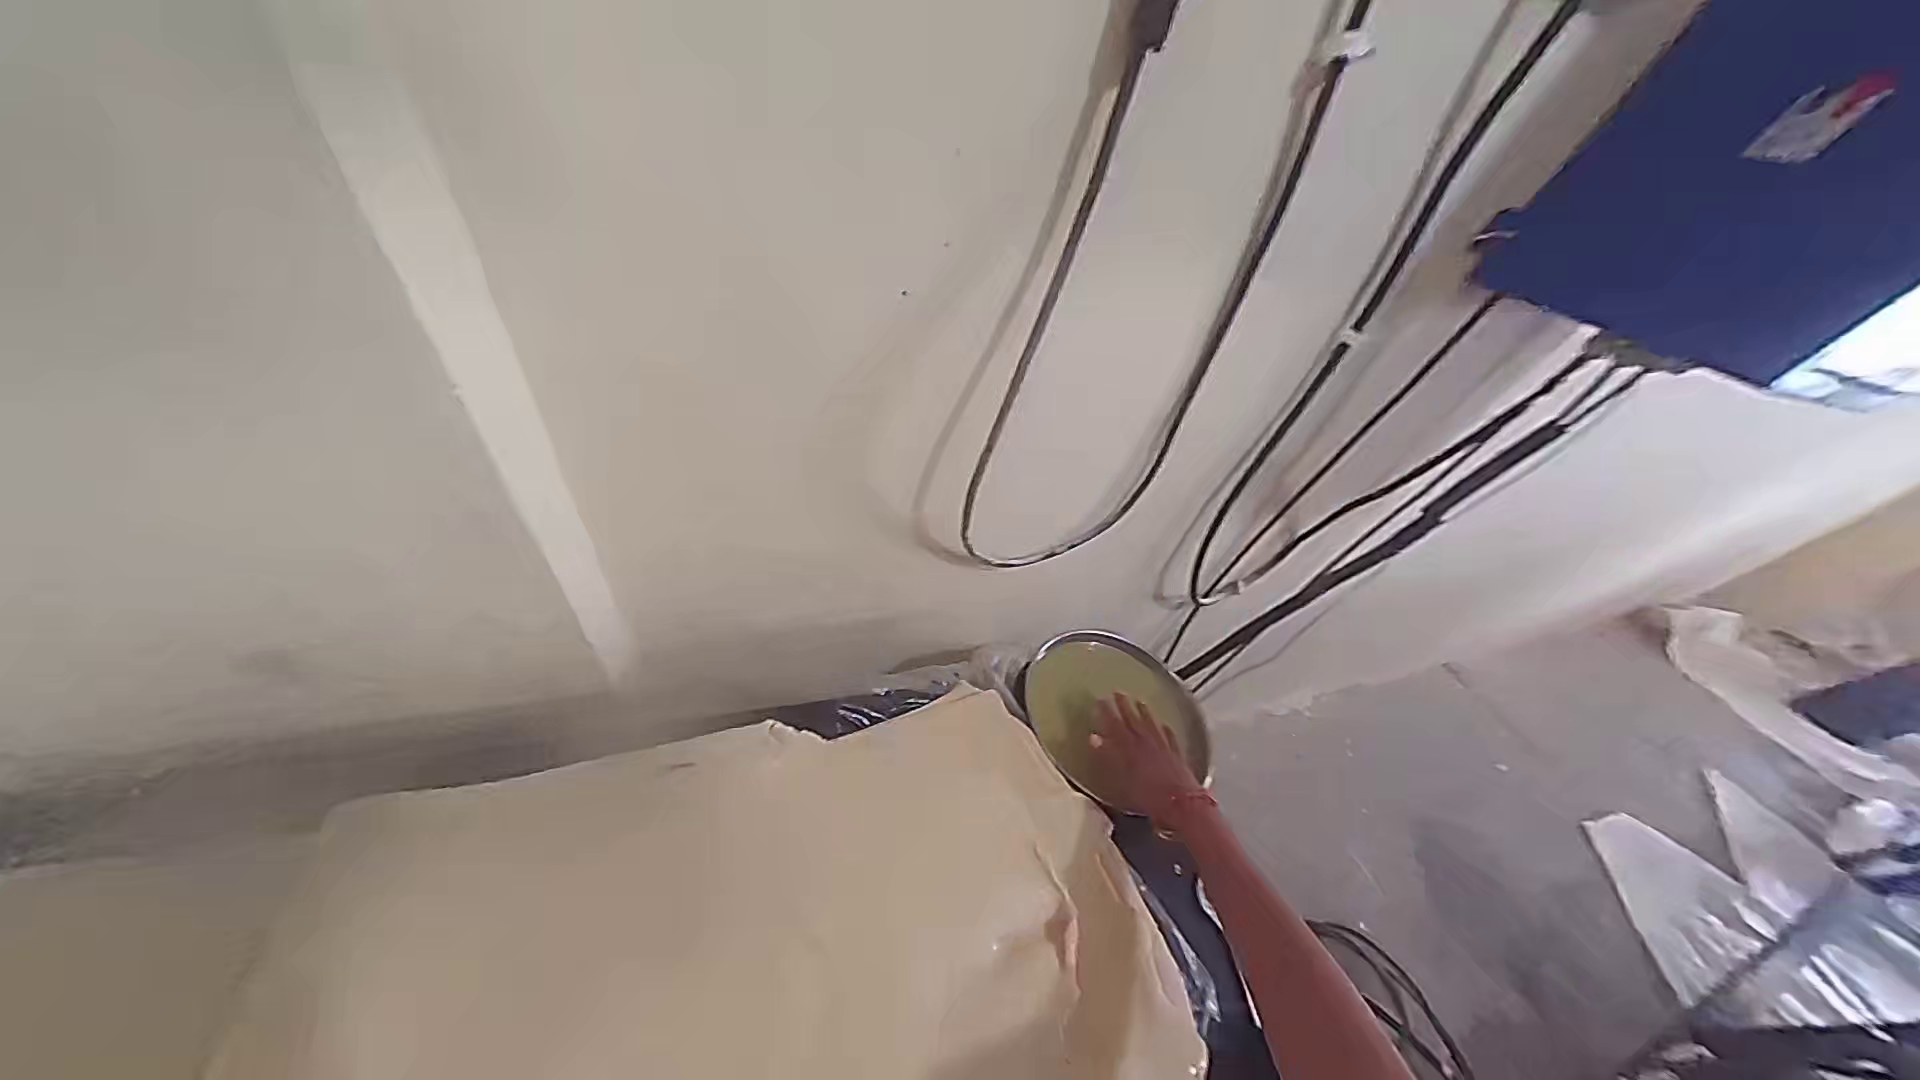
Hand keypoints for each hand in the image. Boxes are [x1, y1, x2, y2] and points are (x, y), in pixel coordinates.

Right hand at [1090, 694, 1204, 823]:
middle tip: (1118, 692)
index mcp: (1129, 747)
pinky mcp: (1177, 755)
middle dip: (1124, 705)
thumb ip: (1107, 755)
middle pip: (1133, 720)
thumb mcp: (1120, 777)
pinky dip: (1166, 730)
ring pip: (1151, 724)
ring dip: (1144, 712)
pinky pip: (1170, 737)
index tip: (1100, 700)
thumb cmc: (1147, 794)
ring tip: (1139, 701)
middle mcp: (1146, 742)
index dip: (1107, 712)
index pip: (1115, 724)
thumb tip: (1093, 737)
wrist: (1182, 804)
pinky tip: (1165, 725)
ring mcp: (1163, 747)